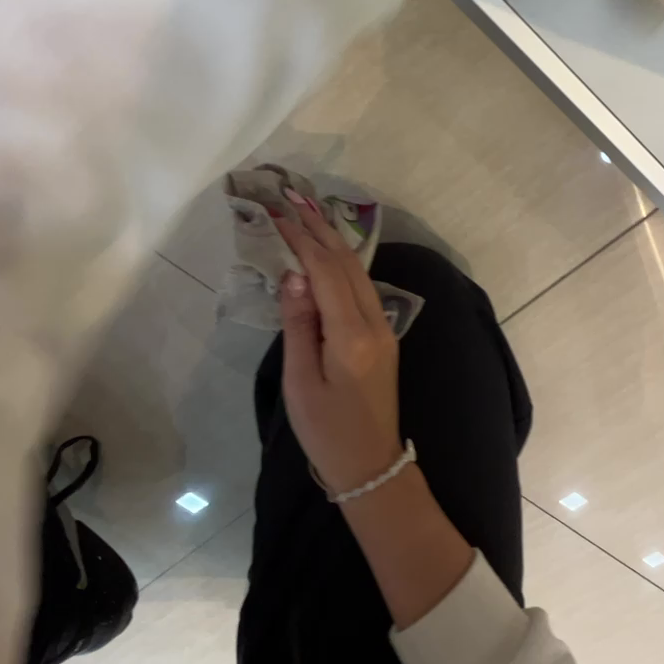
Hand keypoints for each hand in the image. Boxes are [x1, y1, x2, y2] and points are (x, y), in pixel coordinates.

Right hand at [272, 192, 403, 496]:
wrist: (371, 465)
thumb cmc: (327, 432)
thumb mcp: (300, 382)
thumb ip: (299, 326)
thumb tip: (293, 276)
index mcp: (352, 335)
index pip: (325, 273)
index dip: (302, 240)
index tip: (278, 213)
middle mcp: (376, 323)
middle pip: (347, 265)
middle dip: (319, 229)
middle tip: (292, 198)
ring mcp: (385, 329)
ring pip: (358, 274)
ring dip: (332, 242)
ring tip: (308, 214)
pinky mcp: (384, 337)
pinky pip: (363, 289)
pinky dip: (342, 265)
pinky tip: (329, 254)